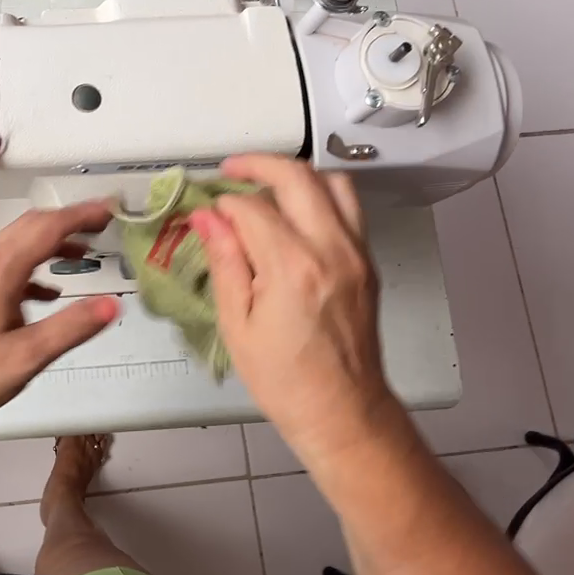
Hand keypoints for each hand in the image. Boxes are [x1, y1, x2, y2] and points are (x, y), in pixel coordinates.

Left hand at [0, 200, 122, 434]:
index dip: (81, 216)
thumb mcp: (26, 356)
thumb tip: (110, 305)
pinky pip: (4, 266)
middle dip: (67, 222)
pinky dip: (31, 268)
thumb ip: (71, 327)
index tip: (108, 210)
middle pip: (30, 227)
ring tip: (81, 253)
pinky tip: (45, 292)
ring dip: (50, 243)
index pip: (47, 228)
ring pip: (16, 245)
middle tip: (100, 223)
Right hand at [188, 155, 390, 434]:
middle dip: (258, 164)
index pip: (251, 208)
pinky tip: (294, 209)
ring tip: (265, 184)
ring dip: (295, 174)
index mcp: (291, 268)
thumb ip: (225, 261)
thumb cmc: (284, 379)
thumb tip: (207, 218)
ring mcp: (356, 253)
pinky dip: (319, 193)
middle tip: (231, 169)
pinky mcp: (366, 261)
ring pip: (332, 182)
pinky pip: (348, 206)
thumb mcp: (236, 323)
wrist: (342, 410)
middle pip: (296, 178)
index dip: (222, 204)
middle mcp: (331, 251)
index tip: (208, 212)